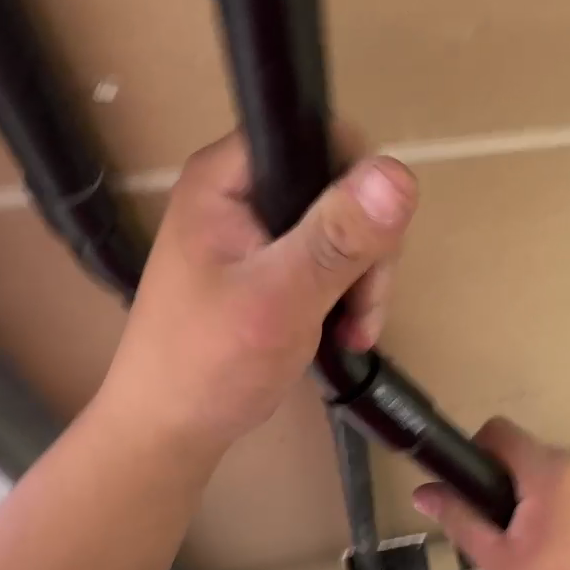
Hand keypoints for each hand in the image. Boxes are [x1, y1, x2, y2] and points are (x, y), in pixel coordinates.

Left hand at [101, 130, 416, 450]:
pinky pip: (330, 260)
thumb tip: (398, 174)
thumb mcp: (280, 298)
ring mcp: (255, 231)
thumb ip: (337, 239)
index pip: (316, 137)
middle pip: (340, 188)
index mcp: (227, 178)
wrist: (171, 431)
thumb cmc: (209, 365)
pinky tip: (346, 333)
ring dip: (363, 280)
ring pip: (344, 229)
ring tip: (354, 332)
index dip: (357, 182)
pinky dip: (348, 295)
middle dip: (366, 249)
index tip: (370, 243)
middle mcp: (241, 192)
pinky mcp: (268, 265)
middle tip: (362, 305)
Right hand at [414, 419, 569, 569]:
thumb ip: (460, 519)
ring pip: (544, 470)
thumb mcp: (499, 560)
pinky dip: (553, 504)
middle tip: (497, 532)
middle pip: (521, 453)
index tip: (468, 489)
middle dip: (501, 483)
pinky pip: (568, 484)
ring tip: (527, 546)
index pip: (498, 431)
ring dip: (527, 496)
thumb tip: (422, 492)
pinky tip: (557, 548)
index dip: (474, 451)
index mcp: (548, 469)